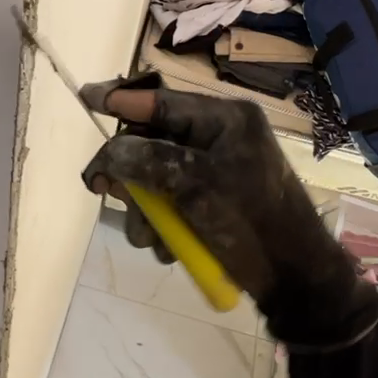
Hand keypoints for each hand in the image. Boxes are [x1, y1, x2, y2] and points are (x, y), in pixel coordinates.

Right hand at [79, 75, 377, 348]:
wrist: (292, 279)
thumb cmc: (253, 222)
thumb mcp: (197, 184)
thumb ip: (148, 160)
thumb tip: (108, 152)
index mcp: (223, 120)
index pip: (161, 100)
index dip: (120, 98)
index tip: (86, 98)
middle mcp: (216, 140)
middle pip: (149, 142)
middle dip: (129, 175)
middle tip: (104, 191)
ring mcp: (211, 174)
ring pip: (151, 180)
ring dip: (143, 212)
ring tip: (151, 237)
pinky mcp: (207, 205)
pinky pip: (166, 206)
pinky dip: (160, 228)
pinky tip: (168, 247)